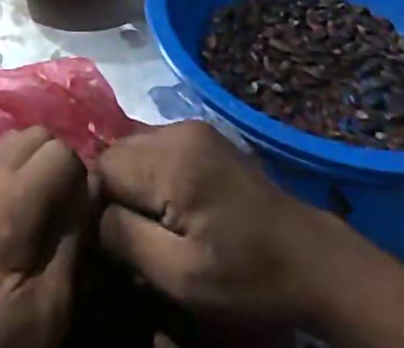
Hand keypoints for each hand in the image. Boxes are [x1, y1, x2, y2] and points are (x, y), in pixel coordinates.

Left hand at [0, 127, 90, 347]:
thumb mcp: (49, 306)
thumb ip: (74, 237)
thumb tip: (95, 185)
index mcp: (6, 205)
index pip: (61, 151)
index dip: (81, 178)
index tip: (83, 214)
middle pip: (37, 134)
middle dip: (61, 160)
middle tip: (67, 205)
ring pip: (14, 139)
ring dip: (37, 161)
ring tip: (44, 206)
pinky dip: (14, 169)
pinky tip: (17, 210)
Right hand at [96, 122, 360, 327]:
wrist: (311, 259)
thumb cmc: (247, 276)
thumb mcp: (180, 275)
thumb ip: (126, 237)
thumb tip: (92, 211)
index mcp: (173, 161)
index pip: (102, 165)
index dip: (98, 201)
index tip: (114, 238)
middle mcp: (179, 130)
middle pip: (117, 149)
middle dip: (114, 189)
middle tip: (132, 233)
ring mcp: (195, 127)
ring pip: (134, 145)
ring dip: (133, 180)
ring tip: (152, 221)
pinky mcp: (205, 135)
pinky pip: (157, 145)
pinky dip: (152, 172)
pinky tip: (169, 204)